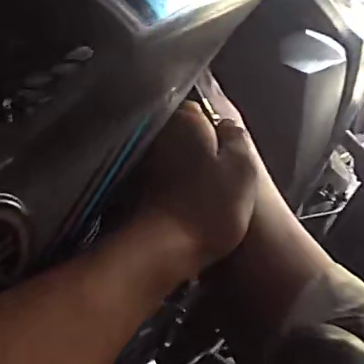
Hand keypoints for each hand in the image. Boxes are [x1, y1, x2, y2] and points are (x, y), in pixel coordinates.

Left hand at [133, 100, 261, 275]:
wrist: (160, 251)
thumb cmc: (208, 209)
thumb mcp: (243, 170)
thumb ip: (237, 138)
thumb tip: (227, 126)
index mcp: (181, 120)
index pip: (199, 111)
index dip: (214, 134)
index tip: (224, 157)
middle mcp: (151, 134)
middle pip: (177, 136)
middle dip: (191, 152)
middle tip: (211, 183)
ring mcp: (132, 162)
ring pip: (160, 161)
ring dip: (172, 174)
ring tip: (192, 202)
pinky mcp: (120, 191)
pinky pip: (146, 186)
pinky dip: (157, 194)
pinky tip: (172, 214)